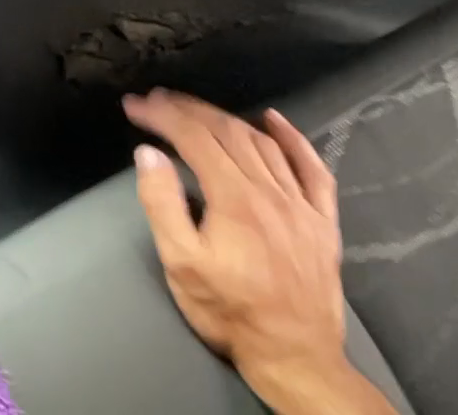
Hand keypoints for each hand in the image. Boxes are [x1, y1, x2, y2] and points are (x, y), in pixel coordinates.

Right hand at [123, 90, 395, 414]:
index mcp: (235, 199)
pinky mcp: (323, 223)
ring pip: (262, 144)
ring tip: (193, 109)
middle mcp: (272, 193)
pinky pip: (312, 170)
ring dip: (224, 118)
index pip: (194, 138)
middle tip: (155, 100)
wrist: (296, 357)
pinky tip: (274, 121)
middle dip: (187, 110)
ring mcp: (302, 206)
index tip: (134, 105)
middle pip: (227, 132)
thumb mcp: (180, 261)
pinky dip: (293, 140)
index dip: (161, 115)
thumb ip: (162, 203)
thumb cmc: (228, 310)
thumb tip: (148, 153)